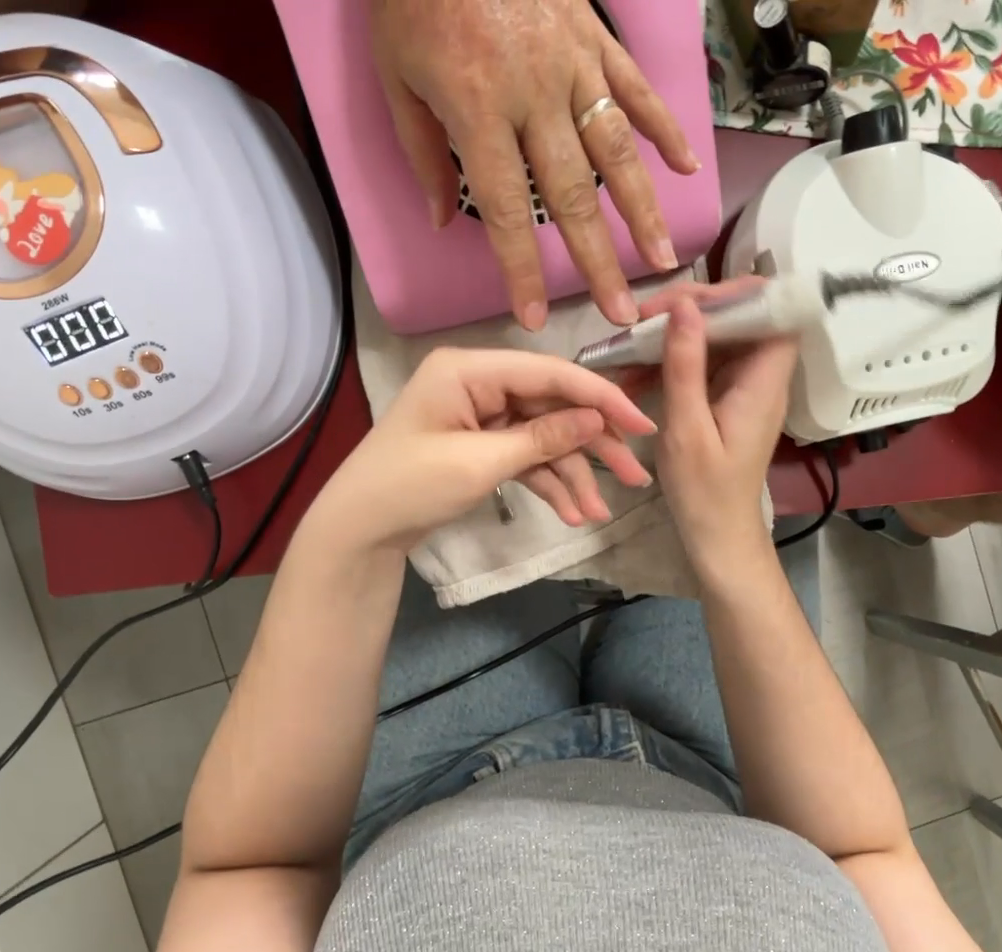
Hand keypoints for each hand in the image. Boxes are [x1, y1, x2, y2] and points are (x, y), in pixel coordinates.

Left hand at [303, 347, 657, 553]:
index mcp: (470, 369)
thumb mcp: (480, 464)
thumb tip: (598, 420)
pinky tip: (572, 514)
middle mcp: (479, 384)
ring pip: (544, 438)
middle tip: (635, 477)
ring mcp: (480, 416)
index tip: (643, 425)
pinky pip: (526, 458)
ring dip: (573, 475)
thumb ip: (542, 438)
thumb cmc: (410, 486)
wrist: (358, 532)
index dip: (601, 398)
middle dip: (593, 446)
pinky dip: (548, 484)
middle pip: (553, 407)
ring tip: (599, 513)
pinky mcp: (481, 446)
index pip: (550, 374)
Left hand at [370, 0, 700, 330]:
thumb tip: (442, 220)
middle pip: (573, 196)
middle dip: (598, 261)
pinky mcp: (595, 37)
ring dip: (644, 211)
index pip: (506, 210)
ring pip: (616, 152)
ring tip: (663, 259)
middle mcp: (535, 96)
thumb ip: (423, 151)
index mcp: (480, 110)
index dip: (521, 269)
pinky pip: (636, 89)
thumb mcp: (395, 76)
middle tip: (622, 311)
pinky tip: (686, 169)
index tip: (534, 316)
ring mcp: (573, 65)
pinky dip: (664, 129)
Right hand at [648, 280, 798, 574]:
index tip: (687, 297)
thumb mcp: (687, 428)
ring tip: (632, 340)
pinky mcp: (729, 399)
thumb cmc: (704, 492)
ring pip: (721, 339)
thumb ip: (686, 366)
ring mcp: (747, 388)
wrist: (718, 537)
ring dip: (678, 334)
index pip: (773, 314)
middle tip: (645, 317)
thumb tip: (684, 305)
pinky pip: (707, 364)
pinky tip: (637, 370)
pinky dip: (675, 361)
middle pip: (743, 320)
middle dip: (695, 309)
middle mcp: (763, 378)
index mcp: (764, 383)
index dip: (738, 294)